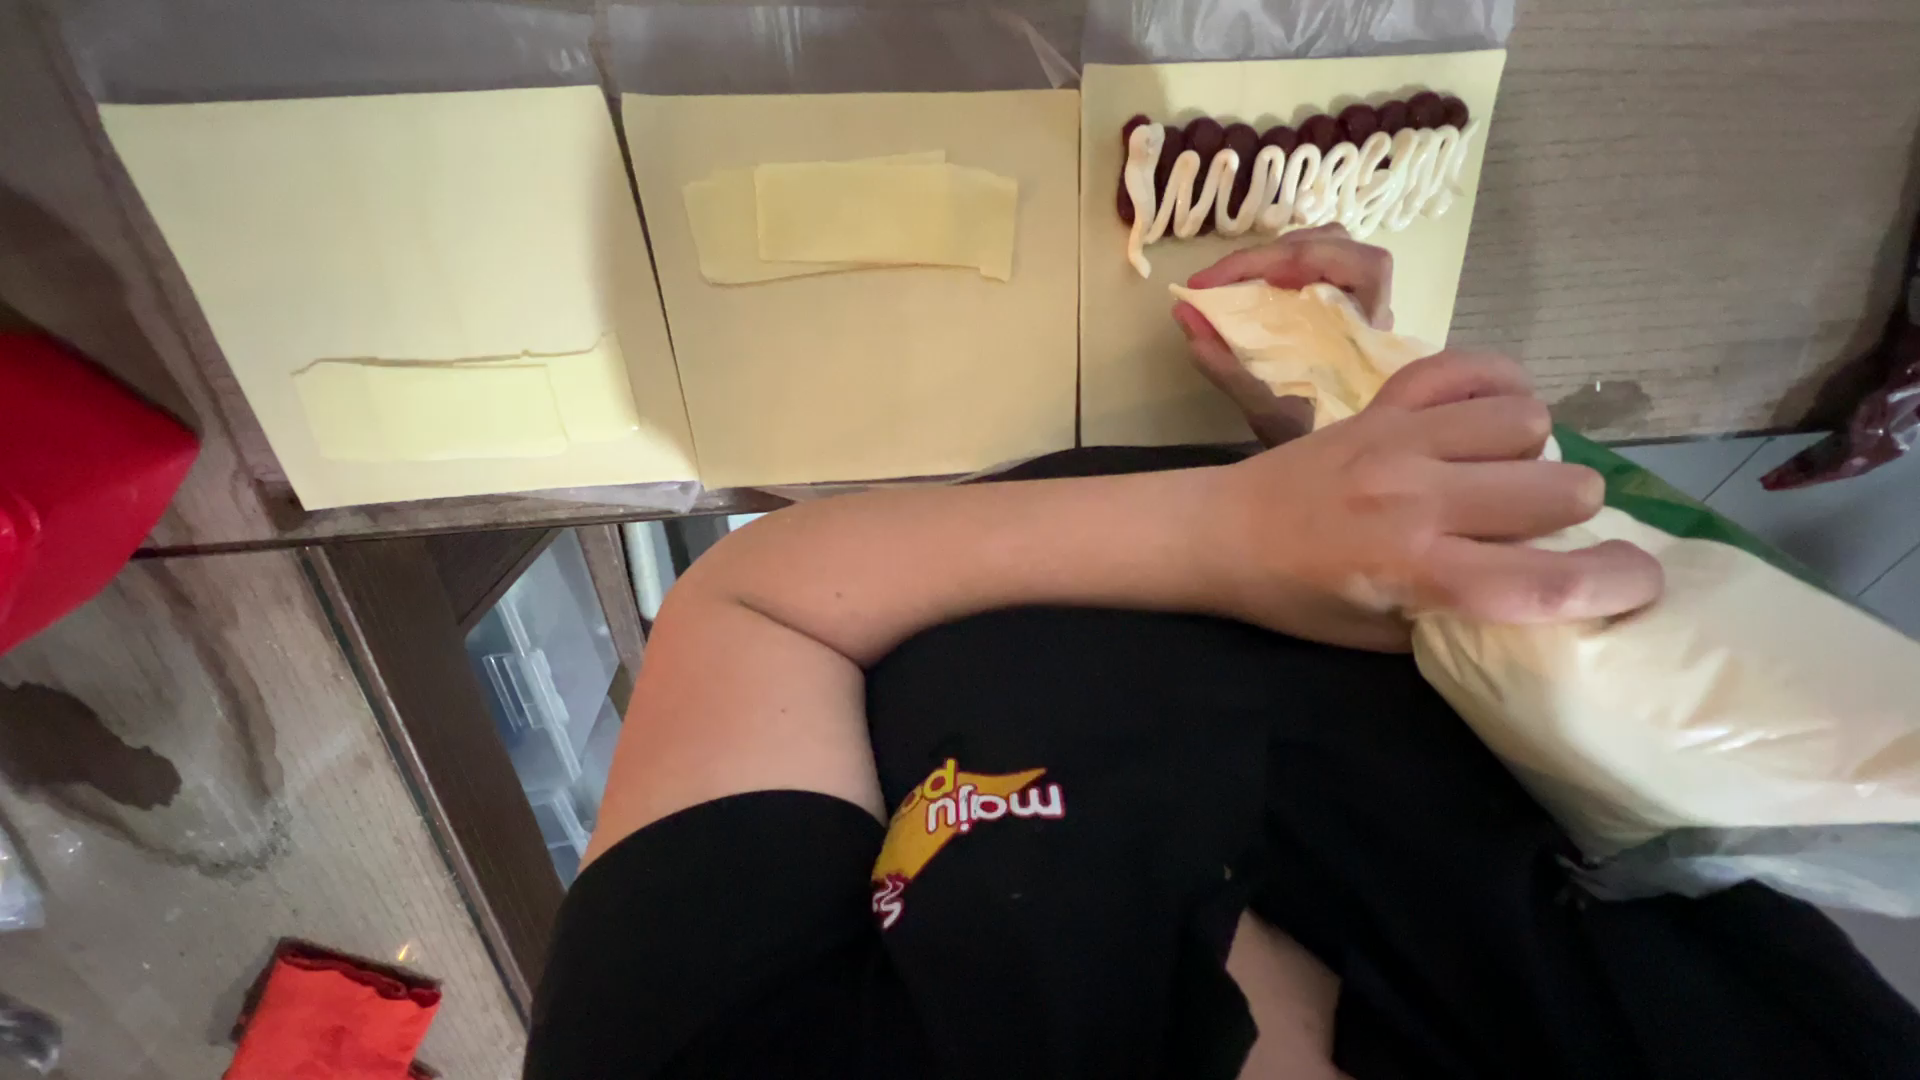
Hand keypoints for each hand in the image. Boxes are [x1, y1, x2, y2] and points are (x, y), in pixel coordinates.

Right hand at [1173, 225, 1392, 446]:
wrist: (1335, 472)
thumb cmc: (1307, 443)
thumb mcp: (1262, 409)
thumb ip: (1224, 362)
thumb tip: (1183, 313)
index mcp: (1370, 335)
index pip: (1355, 265)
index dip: (1289, 258)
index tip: (1219, 281)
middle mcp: (1374, 313)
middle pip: (1341, 247)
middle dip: (1275, 253)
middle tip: (1222, 279)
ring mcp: (1358, 311)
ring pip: (1333, 253)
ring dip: (1281, 256)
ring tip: (1236, 279)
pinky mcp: (1339, 316)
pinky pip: (1318, 274)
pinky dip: (1283, 272)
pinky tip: (1251, 290)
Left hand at [1201, 350, 1662, 650]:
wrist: (1217, 531)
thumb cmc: (1289, 593)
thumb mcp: (1370, 637)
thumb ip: (1455, 618)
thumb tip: (1536, 593)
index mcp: (1414, 568)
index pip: (1550, 581)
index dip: (1618, 585)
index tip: (1634, 584)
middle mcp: (1417, 497)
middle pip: (1562, 490)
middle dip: (1568, 518)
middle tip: (1528, 530)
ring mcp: (1398, 440)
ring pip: (1528, 419)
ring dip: (1530, 451)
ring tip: (1494, 472)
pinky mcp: (1378, 405)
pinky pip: (1465, 365)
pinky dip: (1491, 383)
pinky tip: (1478, 414)